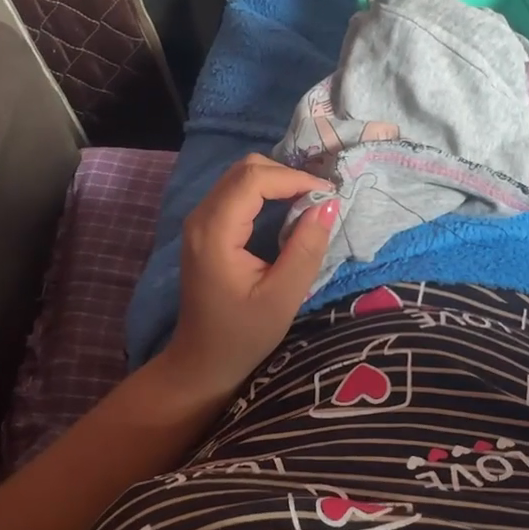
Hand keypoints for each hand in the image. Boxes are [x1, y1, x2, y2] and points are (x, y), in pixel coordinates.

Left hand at [160, 155, 339, 397]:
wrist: (202, 361)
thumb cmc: (242, 335)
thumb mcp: (282, 297)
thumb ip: (305, 249)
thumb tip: (329, 205)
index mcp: (214, 232)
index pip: (254, 179)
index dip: (294, 178)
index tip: (329, 194)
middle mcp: (201, 217)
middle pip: (245, 169)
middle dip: (287, 174)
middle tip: (321, 197)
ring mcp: (199, 221)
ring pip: (240, 176)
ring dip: (277, 180)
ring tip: (310, 200)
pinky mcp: (205, 227)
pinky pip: (236, 192)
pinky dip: (265, 191)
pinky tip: (289, 207)